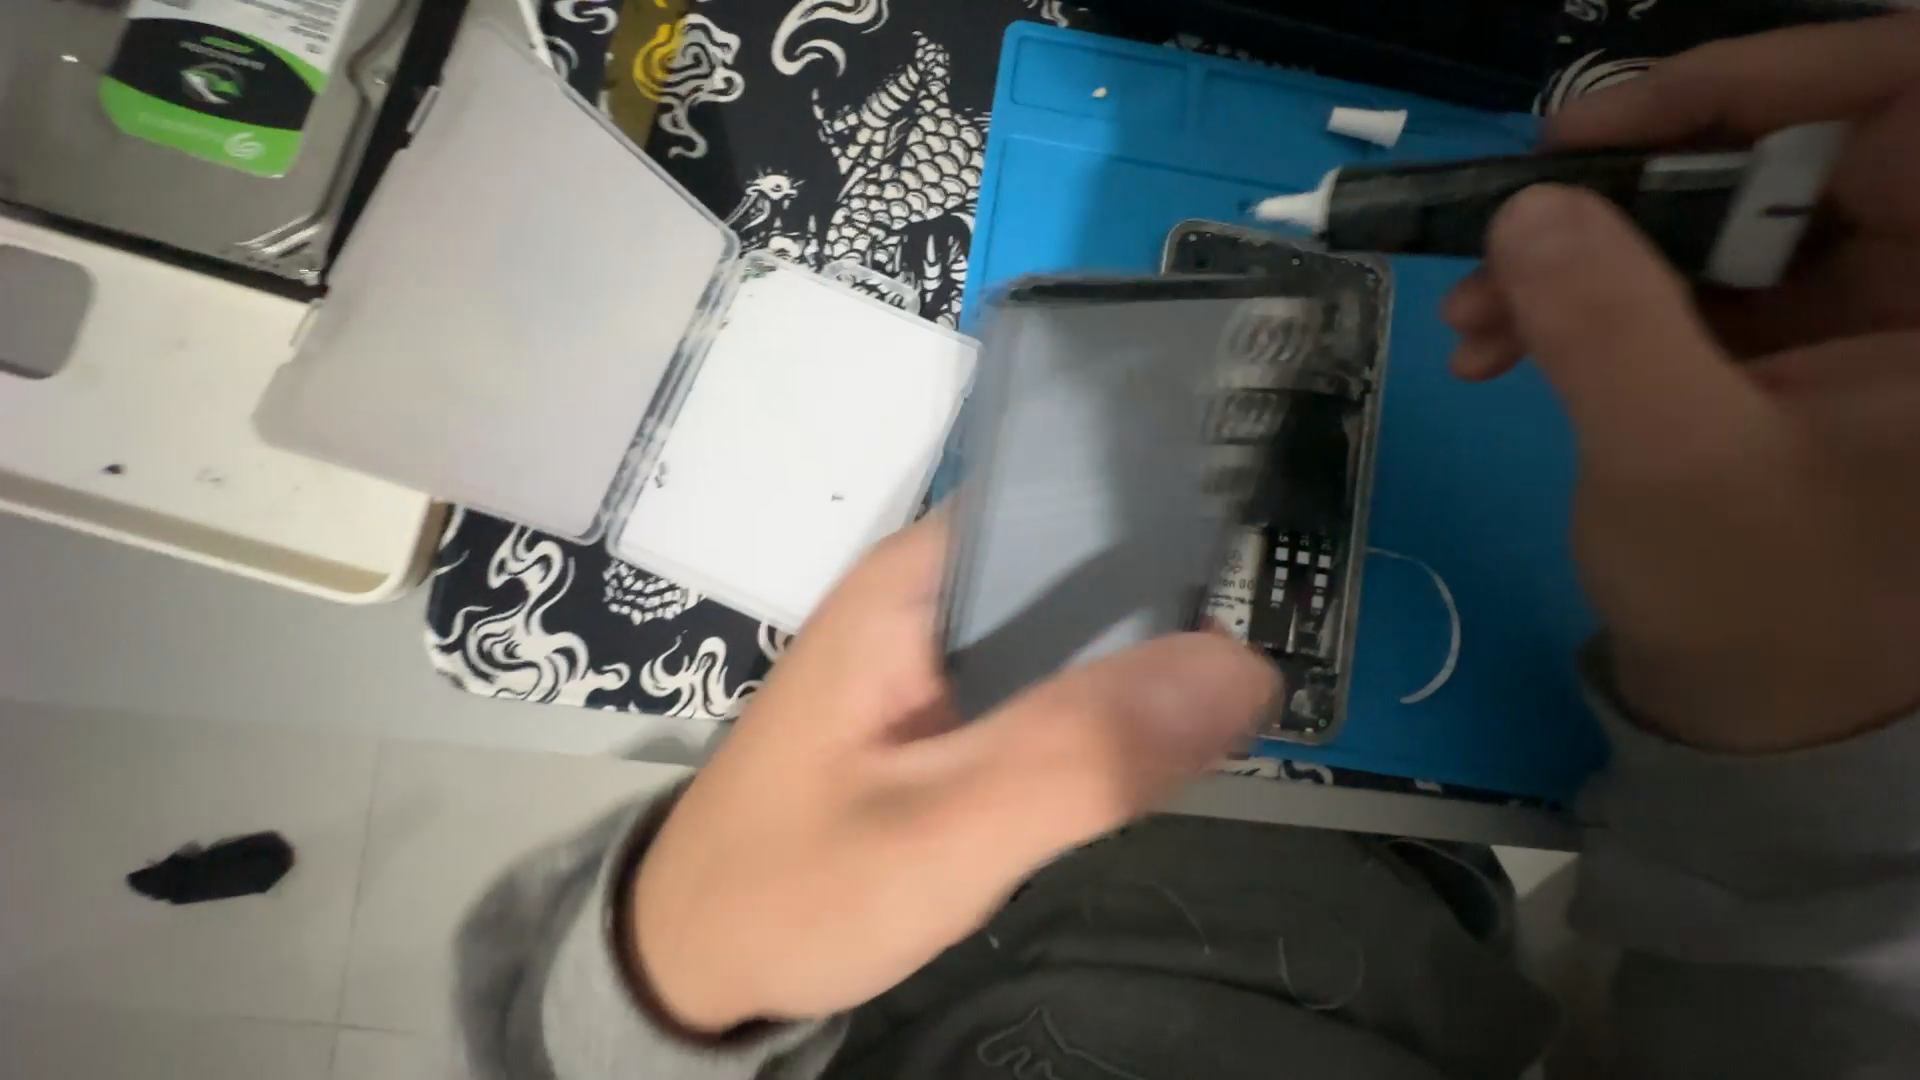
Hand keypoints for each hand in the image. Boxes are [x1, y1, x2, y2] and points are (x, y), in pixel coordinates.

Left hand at [628, 514, 1276, 1033]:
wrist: (701, 951)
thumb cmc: (793, 884)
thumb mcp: (940, 830)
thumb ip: (1079, 753)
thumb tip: (1240, 669)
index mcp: (918, 578)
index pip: (1061, 498)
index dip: (1164, 513)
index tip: (1261, 551)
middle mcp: (931, 591)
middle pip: (1076, 559)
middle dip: (1170, 592)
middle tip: (1273, 631)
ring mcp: (940, 648)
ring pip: (1070, 622)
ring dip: (1144, 649)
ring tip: (1242, 678)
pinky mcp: (949, 700)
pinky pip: (1049, 676)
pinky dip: (1103, 697)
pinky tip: (1158, 727)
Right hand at [1442, 14, 1919, 752]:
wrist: (1751, 691)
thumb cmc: (1748, 592)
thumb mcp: (1673, 457)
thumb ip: (1603, 324)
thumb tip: (1522, 207)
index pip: (1906, 100)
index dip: (1745, 86)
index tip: (1585, 134)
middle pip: (1772, 163)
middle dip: (1606, 205)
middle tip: (1491, 250)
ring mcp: (1845, 309)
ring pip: (1696, 228)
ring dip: (1566, 265)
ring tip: (1471, 326)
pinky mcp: (1768, 346)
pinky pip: (1664, 286)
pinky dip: (1571, 306)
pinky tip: (1497, 348)